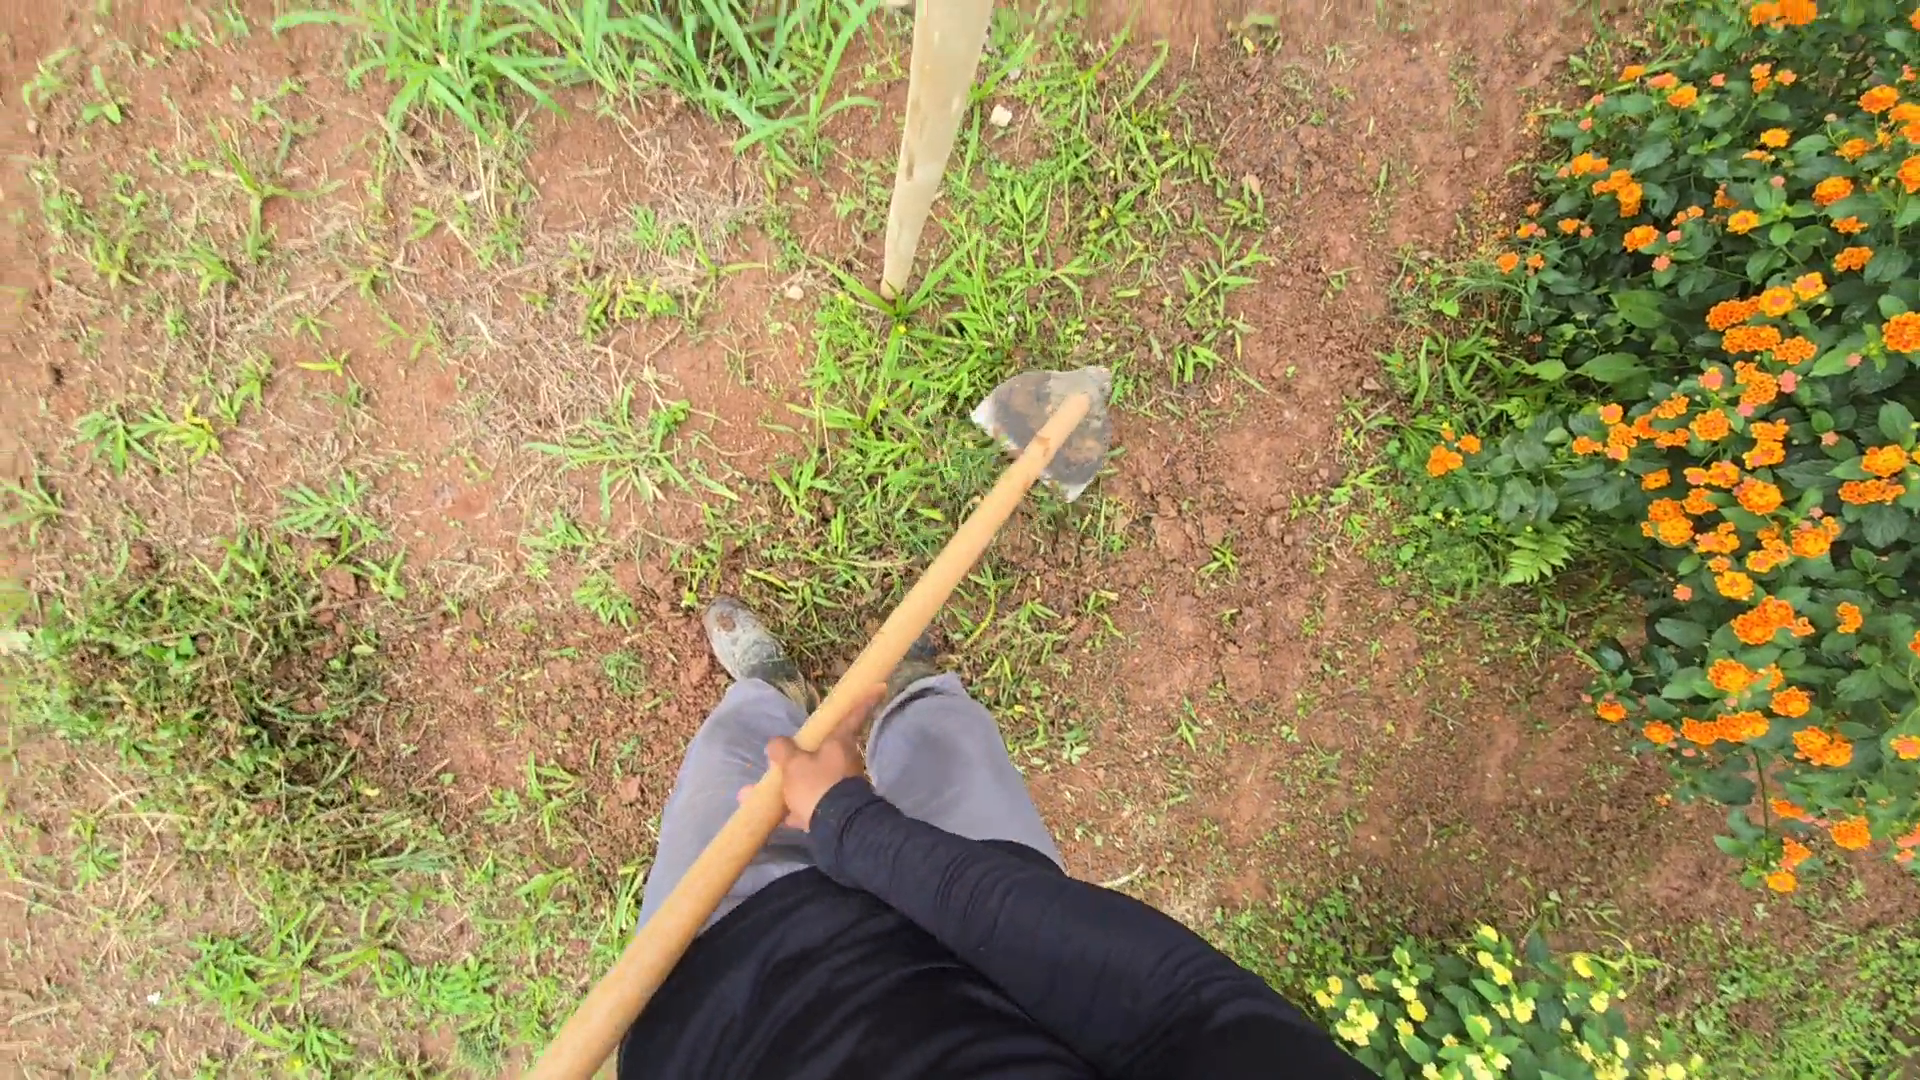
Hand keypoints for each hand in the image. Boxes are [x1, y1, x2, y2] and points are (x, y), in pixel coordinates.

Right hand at [746, 683, 884, 830]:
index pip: (854, 715)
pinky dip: (794, 808)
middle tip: (784, 759)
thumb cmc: (818, 785)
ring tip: (763, 791)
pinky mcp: (835, 808)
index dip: (865, 700)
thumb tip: (776, 743)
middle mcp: (845, 760)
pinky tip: (774, 816)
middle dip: (803, 756)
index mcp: (840, 742)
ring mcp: (842, 784)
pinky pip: (811, 802)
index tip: (881, 687)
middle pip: (825, 751)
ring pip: (814, 779)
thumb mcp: (794, 765)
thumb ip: (783, 752)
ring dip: (792, 784)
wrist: (837, 827)